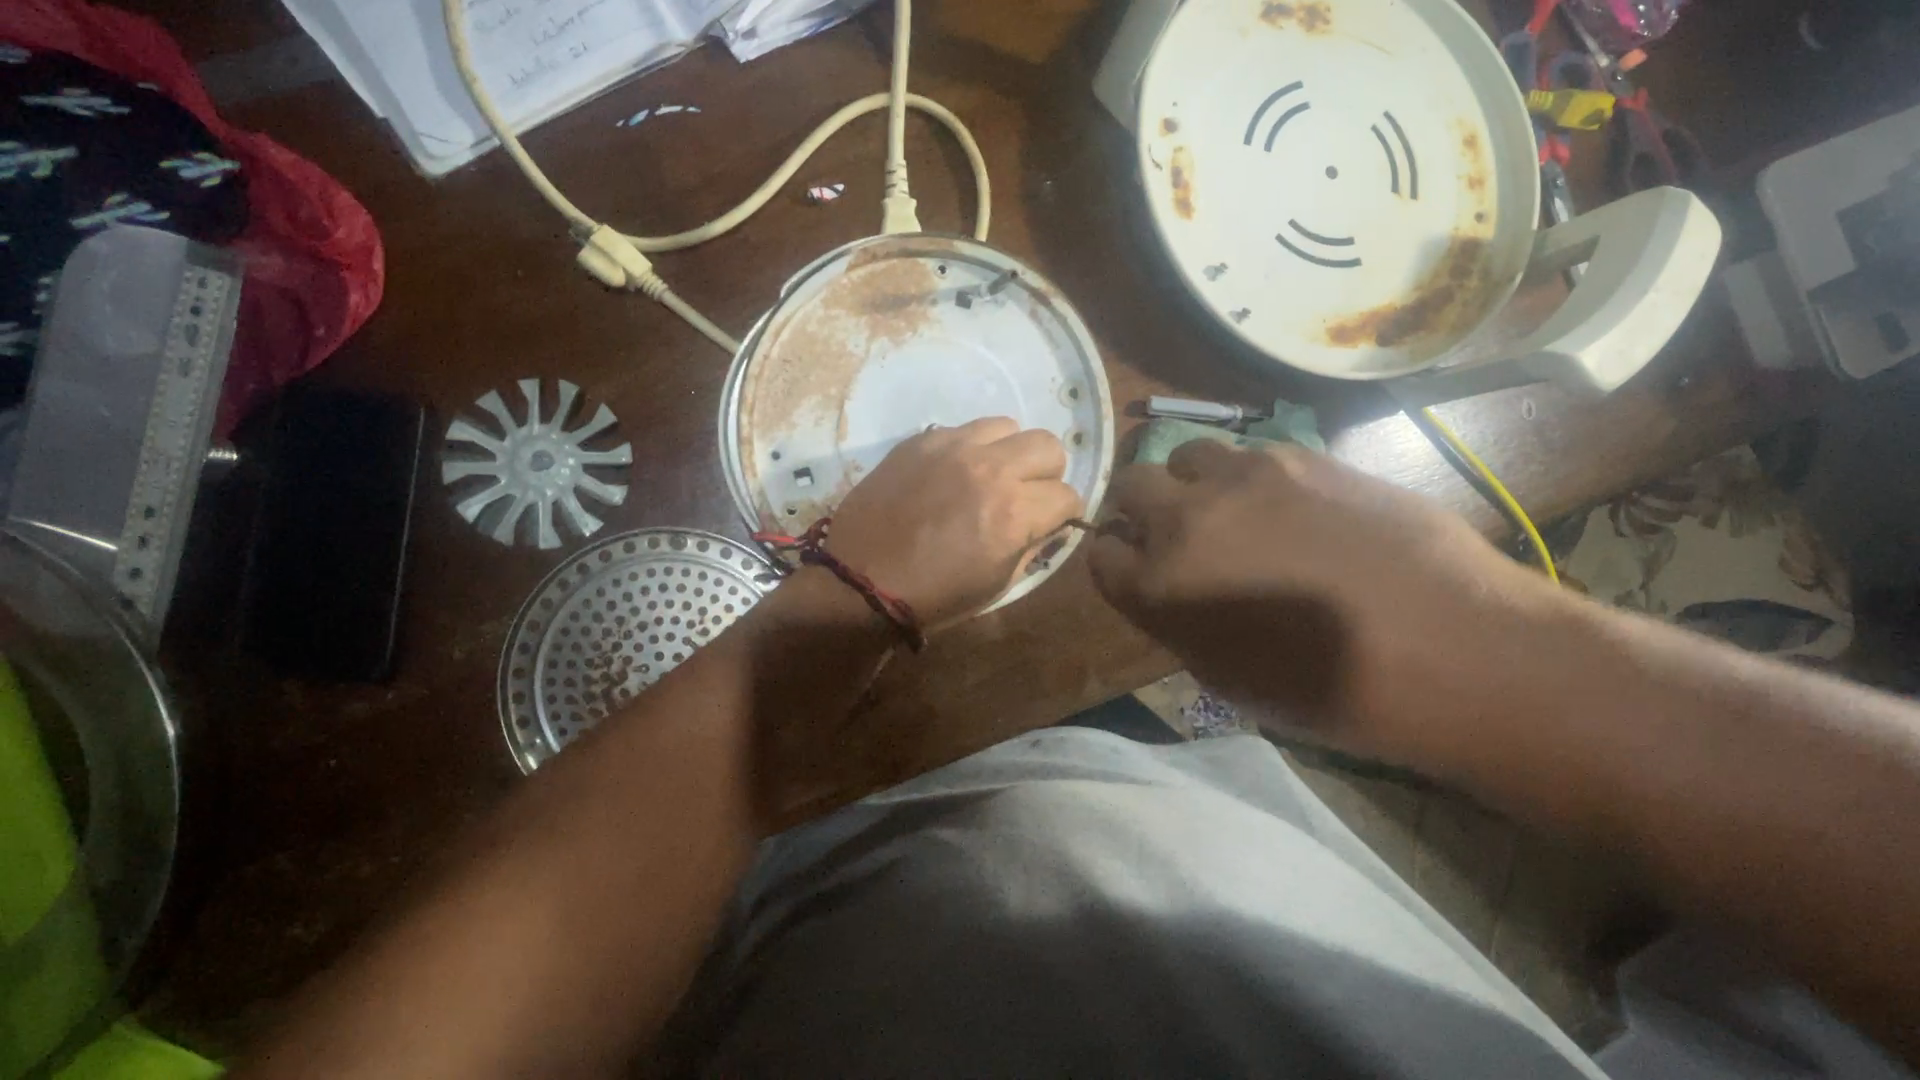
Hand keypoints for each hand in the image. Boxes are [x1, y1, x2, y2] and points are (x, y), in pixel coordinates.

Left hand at [827, 418, 1083, 629]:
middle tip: (1026, 494)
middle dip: (1047, 473)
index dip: (1064, 513)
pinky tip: (952, 474)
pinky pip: (962, 429)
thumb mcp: (997, 585)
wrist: (861, 584)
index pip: (1068, 495)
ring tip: (989, 476)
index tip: (1051, 522)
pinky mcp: (920, 441)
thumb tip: (1048, 524)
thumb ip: (1031, 547)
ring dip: (1008, 452)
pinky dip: (969, 448)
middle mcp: (991, 469)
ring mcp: (953, 448)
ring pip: (1007, 426)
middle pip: (1048, 446)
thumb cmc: (933, 598)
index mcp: (1014, 512)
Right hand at [1088, 440, 1566, 761]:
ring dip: (1194, 482)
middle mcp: (1188, 517)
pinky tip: (1291, 507)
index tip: (1137, 573)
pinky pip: (1253, 453)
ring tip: (1231, 511)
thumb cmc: (1331, 692)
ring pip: (1188, 454)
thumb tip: (1175, 590)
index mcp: (1159, 584)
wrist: (1451, 648)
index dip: (1117, 561)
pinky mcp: (1305, 456)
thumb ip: (1179, 621)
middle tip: (1174, 537)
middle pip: (1131, 487)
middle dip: (1140, 510)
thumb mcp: (1227, 679)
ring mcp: (1247, 476)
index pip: (1100, 552)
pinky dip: (1251, 476)